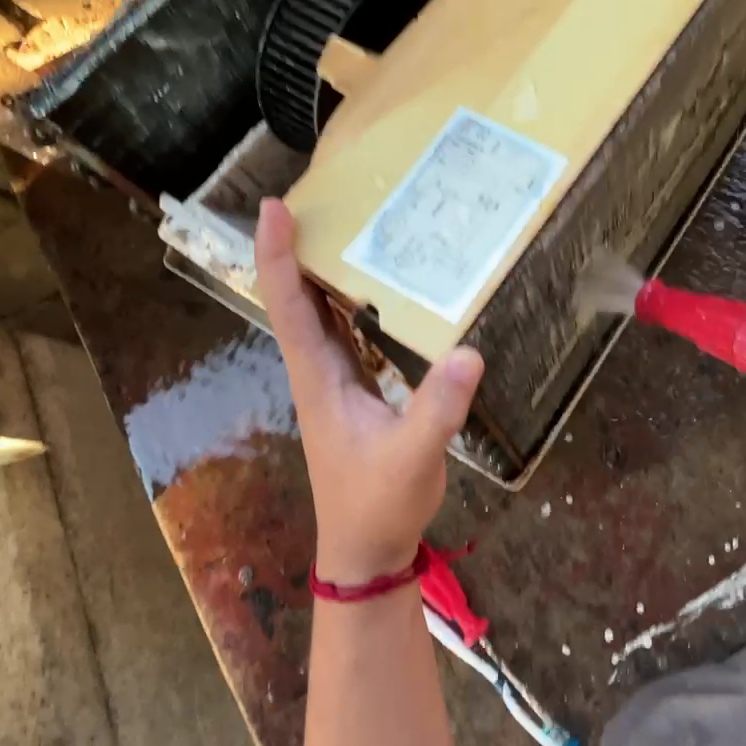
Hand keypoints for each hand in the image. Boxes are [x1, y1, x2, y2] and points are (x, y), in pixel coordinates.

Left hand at [254, 198, 484, 583]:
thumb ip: (436, 410)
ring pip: (325, 313)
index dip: (277, 254)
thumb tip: (468, 351)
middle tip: (328, 196)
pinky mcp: (360, 391)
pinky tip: (393, 286)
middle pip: (299, 297)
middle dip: (302, 246)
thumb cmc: (377, 504)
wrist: (367, 549)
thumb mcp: (411, 458)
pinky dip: (362, 301)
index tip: (276, 206)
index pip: (288, 305)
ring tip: (358, 225)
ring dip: (330, 269)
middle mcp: (321, 370)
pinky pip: (353, 332)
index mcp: (318, 377)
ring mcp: (339, 381)